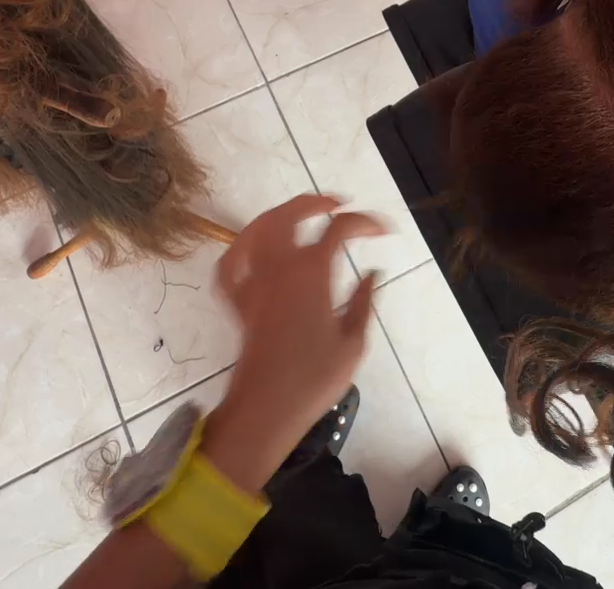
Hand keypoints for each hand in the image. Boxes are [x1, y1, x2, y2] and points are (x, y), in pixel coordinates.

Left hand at [202, 195, 383, 489]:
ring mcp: (252, 282)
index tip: (383, 231)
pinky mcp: (236, 301)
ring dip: (279, 214)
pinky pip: (230, 264)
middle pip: (289, 214)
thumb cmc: (314, 379)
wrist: (265, 410)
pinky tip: (254, 248)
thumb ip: (363, 302)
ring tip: (299, 215)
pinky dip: (241, 248)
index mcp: (311, 273)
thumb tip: (372, 274)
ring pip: (257, 229)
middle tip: (337, 205)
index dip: (365, 222)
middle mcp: (278, 268)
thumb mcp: (353, 343)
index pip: (339, 229)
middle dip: (315, 201)